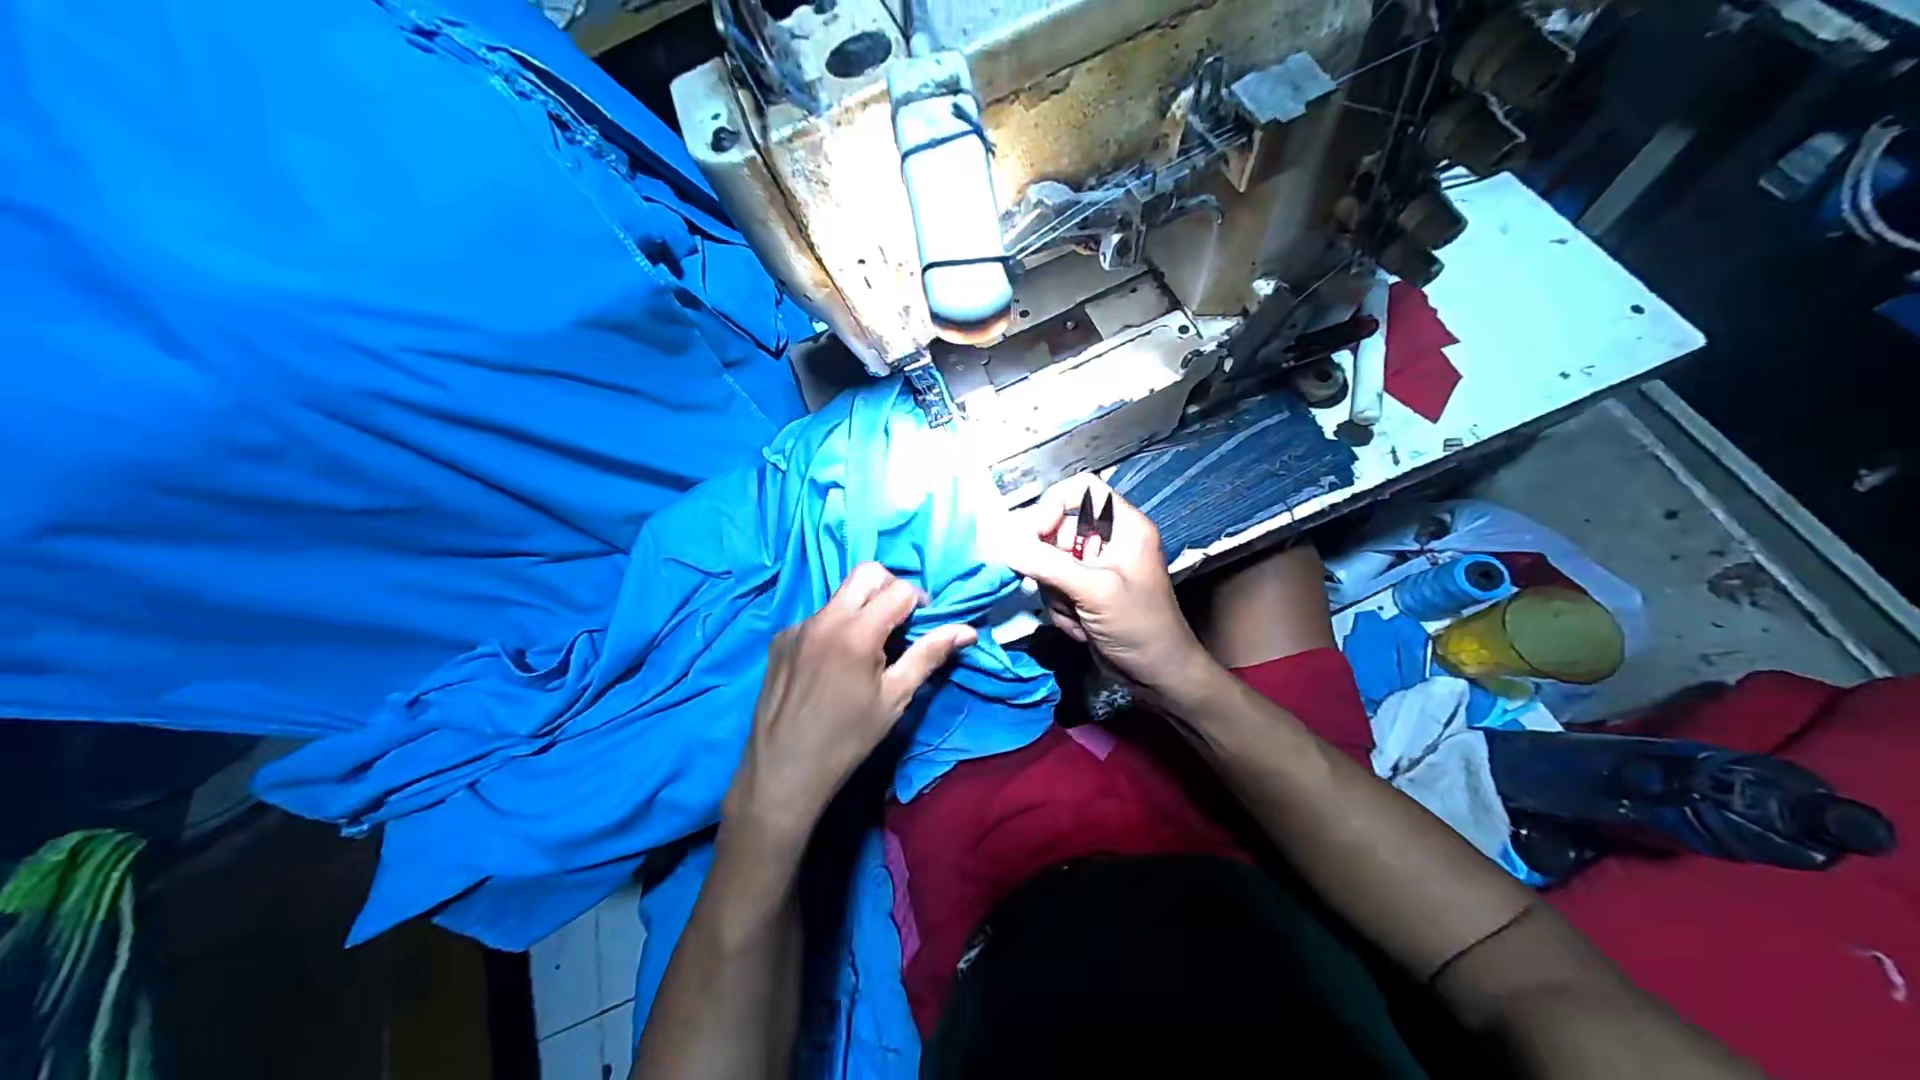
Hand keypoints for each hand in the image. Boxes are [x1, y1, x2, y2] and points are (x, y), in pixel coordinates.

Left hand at [723, 563, 976, 839]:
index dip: (919, 602)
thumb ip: (929, 655)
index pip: (899, 589)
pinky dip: (834, 628)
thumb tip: (967, 630)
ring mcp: (798, 627)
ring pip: (840, 595)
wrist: (785, 770)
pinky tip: (833, 664)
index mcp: (856, 632)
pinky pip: (817, 618)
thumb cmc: (848, 738)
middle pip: (867, 573)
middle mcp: (824, 618)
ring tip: (866, 649)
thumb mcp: (895, 697)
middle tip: (899, 622)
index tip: (922, 626)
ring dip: (862, 607)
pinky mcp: (780, 640)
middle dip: (891, 588)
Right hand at [997, 475, 1214, 695]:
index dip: (1055, 505)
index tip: (1038, 533)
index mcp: (1125, 526)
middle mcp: (1109, 540)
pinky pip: (1053, 586)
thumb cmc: (1140, 626)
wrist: (1156, 675)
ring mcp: (1094, 567)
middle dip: (1052, 565)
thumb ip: (1049, 565)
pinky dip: (1060, 608)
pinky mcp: (1084, 591)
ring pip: (1049, 562)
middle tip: (1060, 589)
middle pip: (1057, 529)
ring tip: (1079, 615)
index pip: (1082, 490)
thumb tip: (1007, 546)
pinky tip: (1081, 627)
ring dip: (1056, 594)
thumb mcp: (1095, 591)